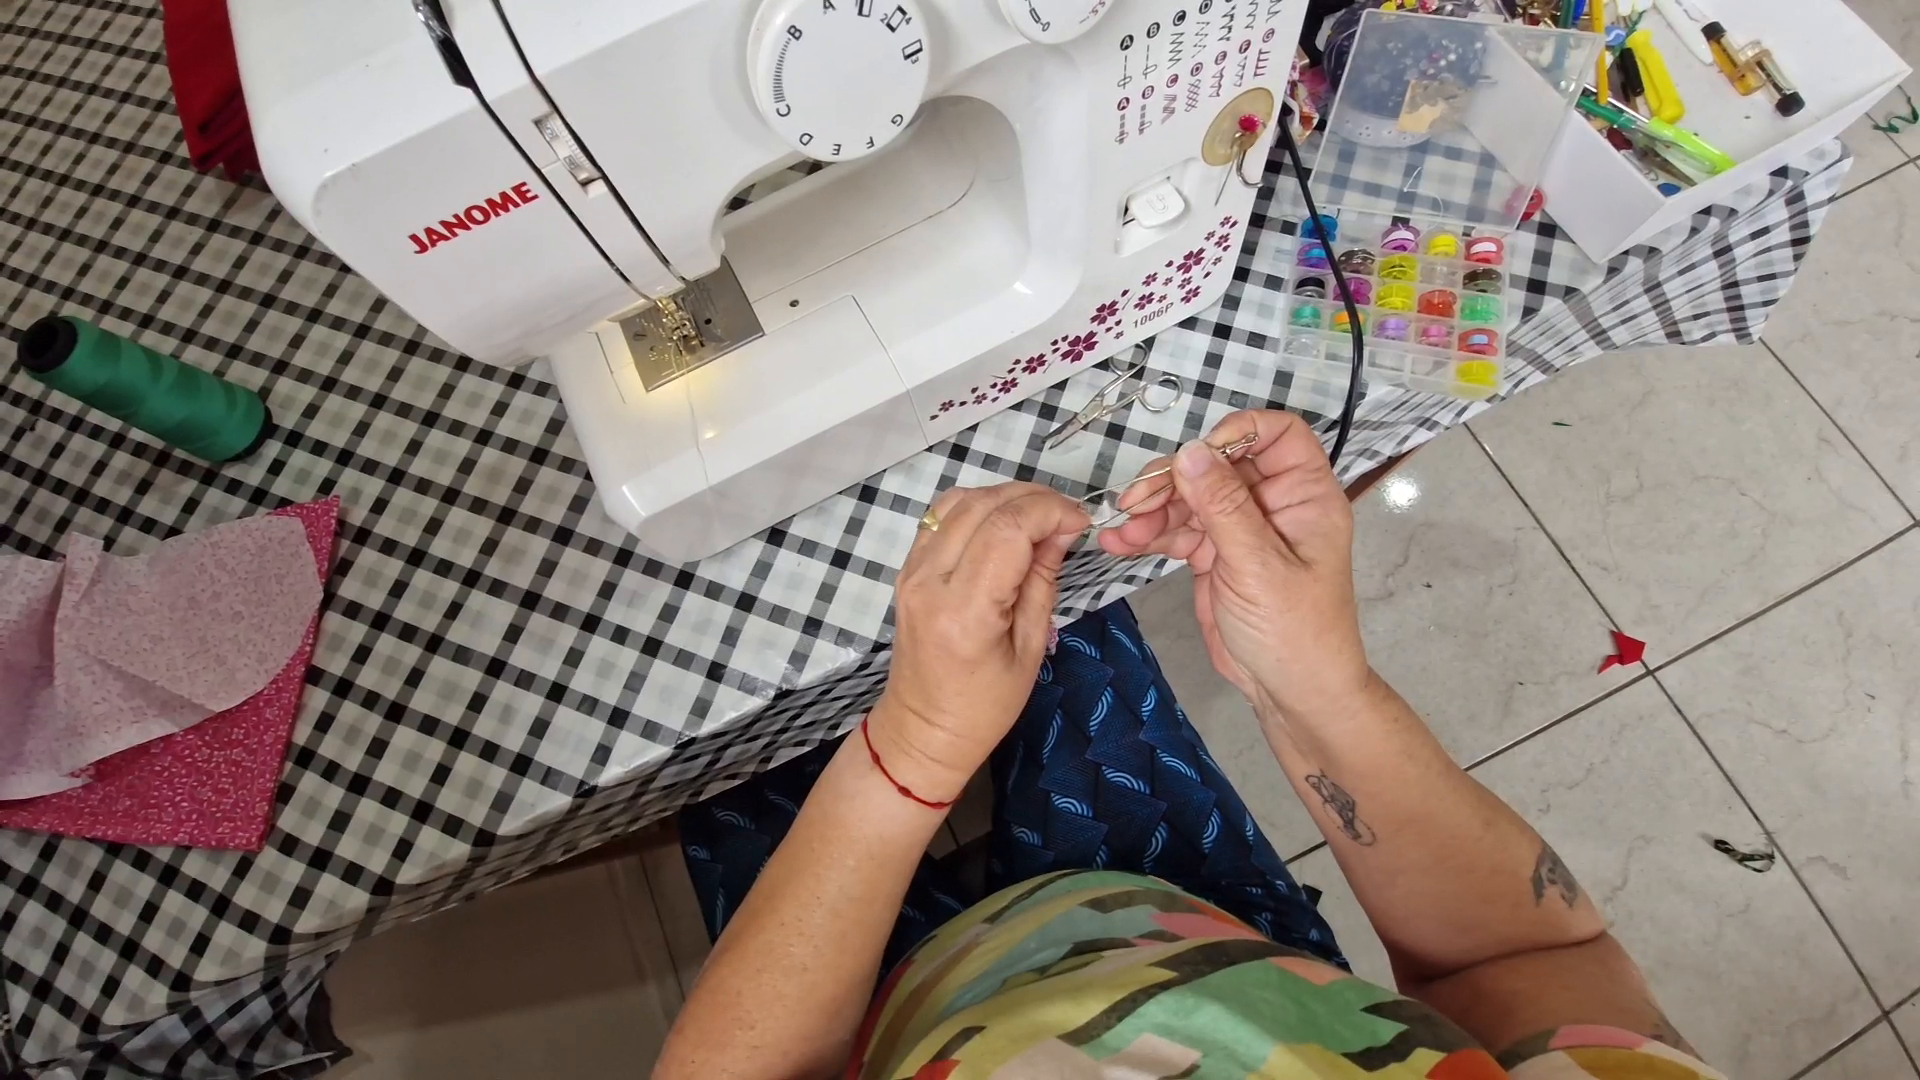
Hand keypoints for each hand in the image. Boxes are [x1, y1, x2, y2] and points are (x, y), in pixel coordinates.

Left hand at [873, 482, 1090, 802]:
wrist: (923, 728)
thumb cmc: (984, 706)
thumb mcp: (1030, 649)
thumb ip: (1042, 580)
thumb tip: (1063, 530)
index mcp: (965, 610)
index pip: (1008, 528)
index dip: (1051, 511)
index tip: (1081, 522)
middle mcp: (930, 580)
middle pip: (984, 505)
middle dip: (1034, 498)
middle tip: (1067, 517)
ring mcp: (911, 571)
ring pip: (959, 501)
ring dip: (1005, 497)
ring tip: (1039, 516)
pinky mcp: (907, 569)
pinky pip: (941, 517)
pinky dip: (977, 506)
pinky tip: (1003, 523)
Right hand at [1098, 410, 1369, 719]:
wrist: (1287, 691)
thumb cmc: (1293, 629)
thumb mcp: (1258, 565)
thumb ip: (1222, 507)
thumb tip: (1189, 451)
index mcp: (1302, 495)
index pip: (1277, 436)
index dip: (1237, 433)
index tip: (1195, 456)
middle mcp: (1270, 504)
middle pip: (1217, 467)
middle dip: (1174, 481)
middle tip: (1136, 502)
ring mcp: (1239, 529)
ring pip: (1190, 498)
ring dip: (1153, 511)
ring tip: (1123, 532)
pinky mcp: (1213, 554)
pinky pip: (1177, 531)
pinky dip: (1149, 536)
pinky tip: (1120, 544)